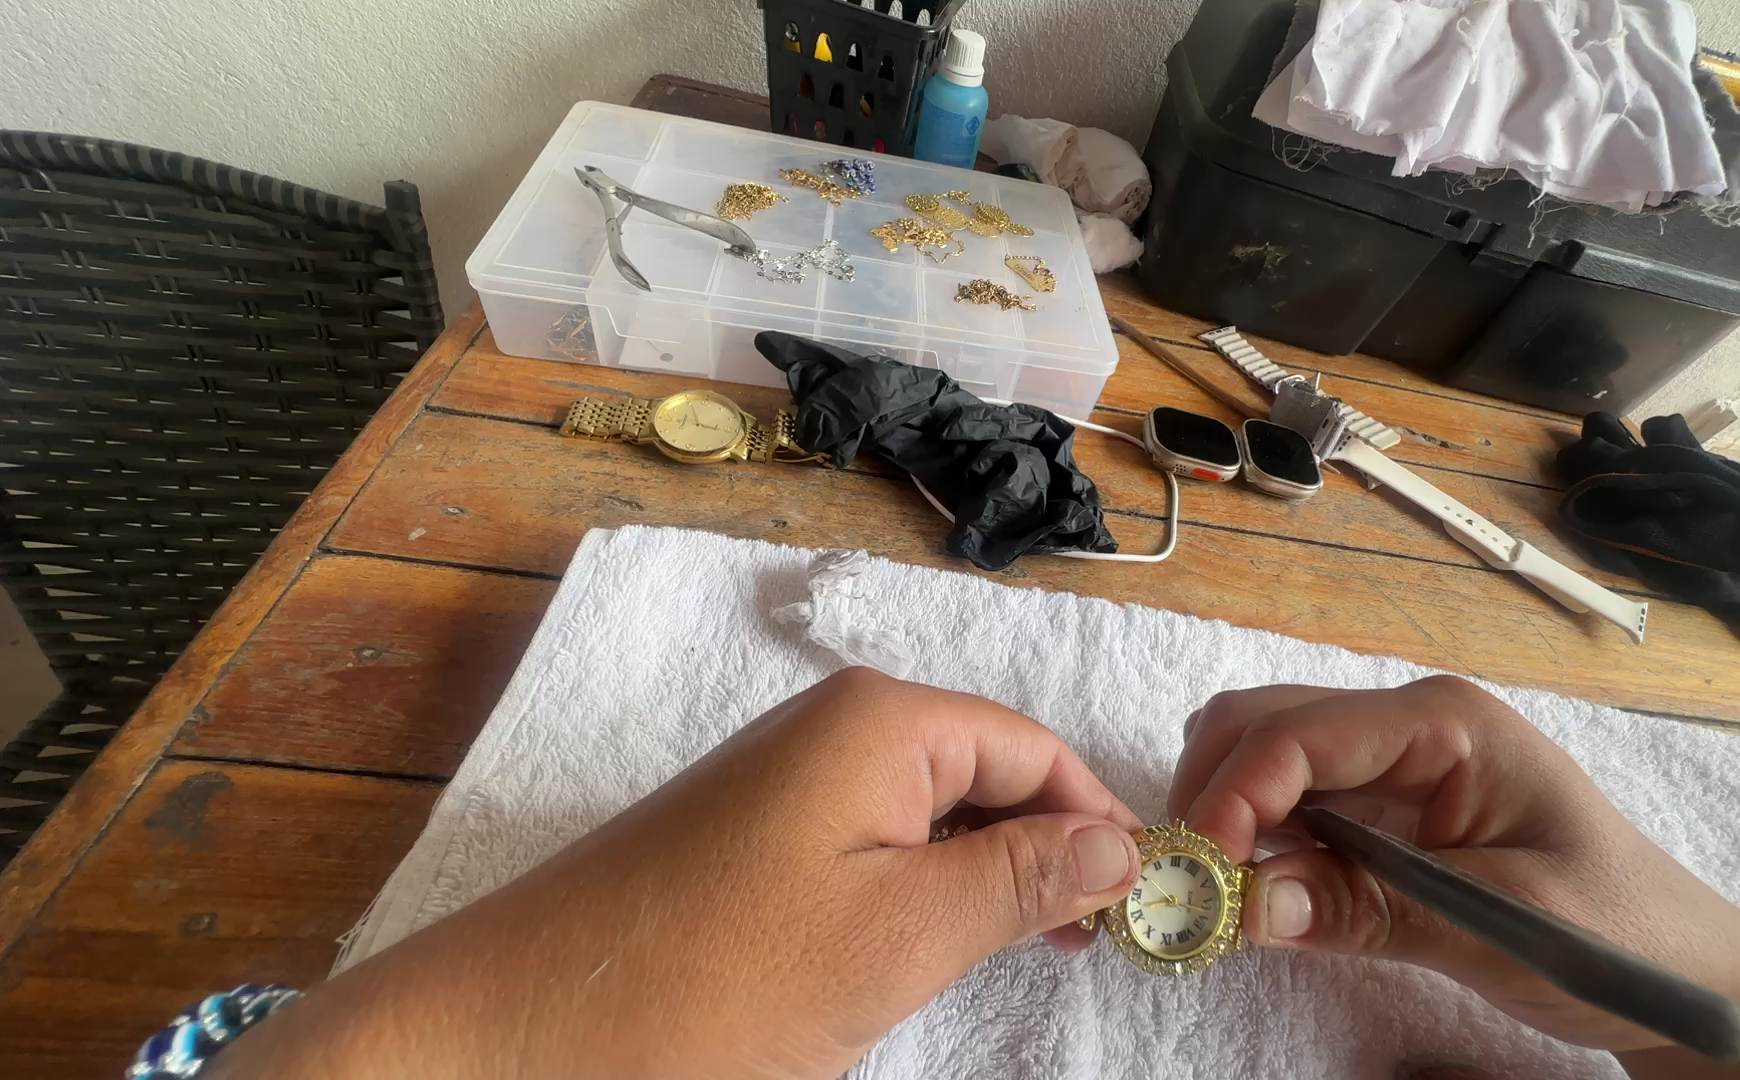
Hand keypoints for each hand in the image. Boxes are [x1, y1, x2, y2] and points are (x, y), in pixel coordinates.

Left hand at [212, 668, 1140, 1078]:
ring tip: (1031, 937)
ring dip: (989, 861)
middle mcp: (845, 718)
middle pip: (984, 764)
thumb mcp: (898, 935)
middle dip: (1044, 840)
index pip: (1029, 745)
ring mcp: (802, 765)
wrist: (516, 1027)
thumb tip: (1119, 843)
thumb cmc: (721, 979)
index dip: (1093, 813)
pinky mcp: (771, 816)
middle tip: (1091, 932)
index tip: (1137, 895)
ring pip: (934, 799)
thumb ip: (1020, 878)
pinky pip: (881, 826)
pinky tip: (941, 926)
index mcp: (884, 718)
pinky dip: (928, 873)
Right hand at [1170, 675, 1739, 1077]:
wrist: (1688, 969)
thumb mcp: (1506, 928)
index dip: (1240, 786)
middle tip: (1189, 867)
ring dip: (1220, 802)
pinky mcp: (1365, 790)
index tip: (1201, 857)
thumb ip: (1372, 911)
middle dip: (1213, 786)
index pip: (1307, 731)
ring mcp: (1378, 750)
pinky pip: (1279, 790)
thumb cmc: (1625, 937)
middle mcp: (1397, 718)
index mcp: (1443, 721)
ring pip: (1257, 745)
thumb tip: (1249, 907)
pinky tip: (1246, 868)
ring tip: (1212, 873)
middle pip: (1263, 720)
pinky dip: (1245, 824)